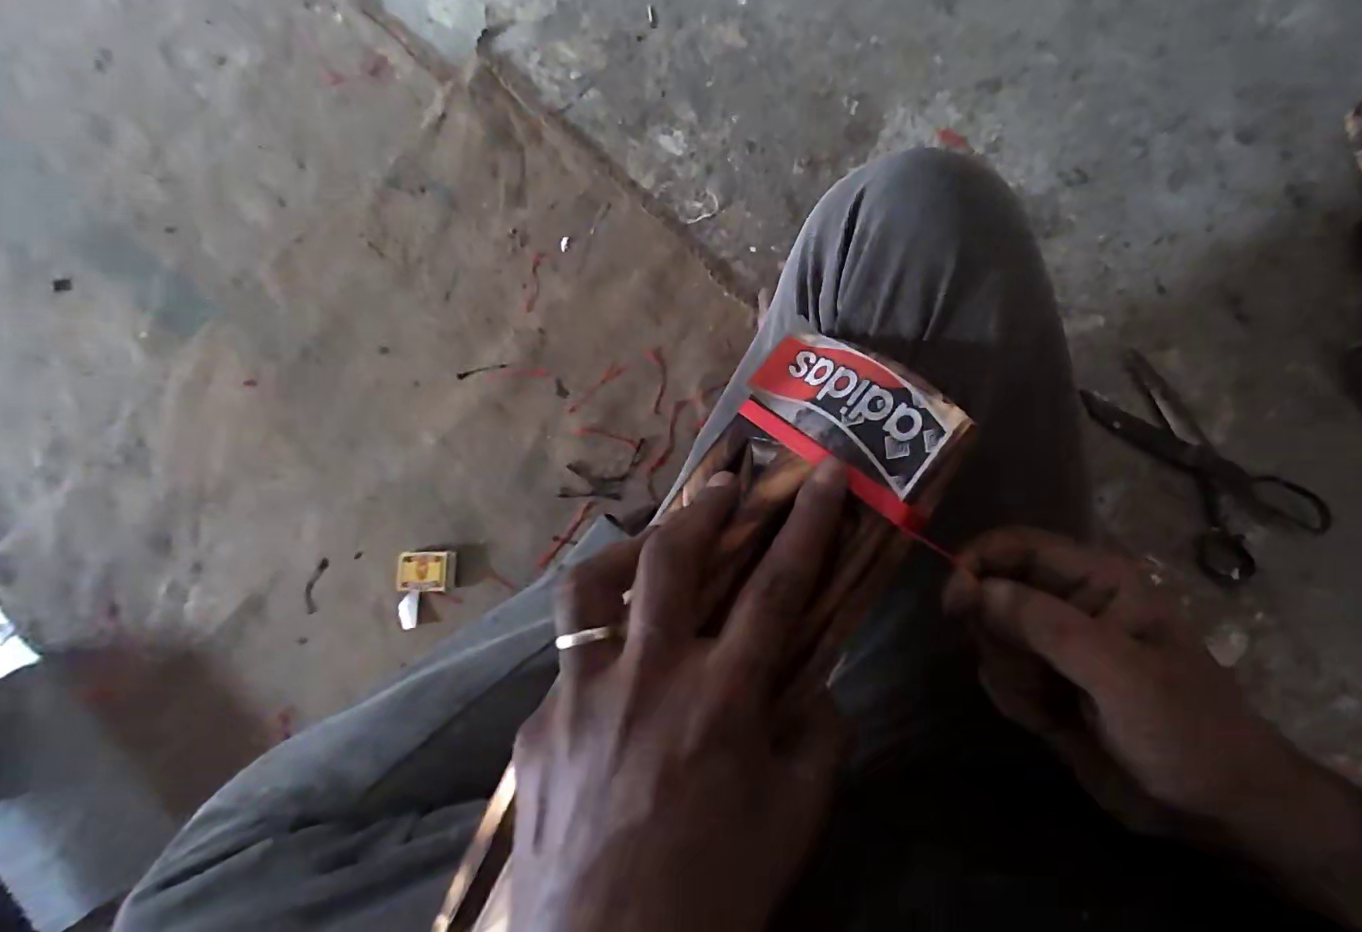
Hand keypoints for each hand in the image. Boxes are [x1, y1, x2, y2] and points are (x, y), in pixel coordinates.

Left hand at [509, 461, 854, 931]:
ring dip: (628, 551)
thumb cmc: (716, 891)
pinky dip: (599, 658)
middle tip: (724, 484)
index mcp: (720, 701)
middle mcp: (647, 679)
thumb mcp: (794, 817)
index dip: (808, 521)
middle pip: (675, 559)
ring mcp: (579, 696)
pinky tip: (613, 686)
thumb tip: (815, 680)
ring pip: (590, 587)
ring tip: (652, 546)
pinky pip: (569, 668)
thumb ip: (816, 736)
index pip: (777, 586)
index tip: (824, 473)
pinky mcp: (537, 724)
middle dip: (706, 507)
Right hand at [942, 527, 1305, 835]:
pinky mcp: (1043, 681)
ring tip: (1052, 705)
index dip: (976, 562)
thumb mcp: (1121, 674)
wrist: (1218, 813)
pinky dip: (1013, 697)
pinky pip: (998, 673)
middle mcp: (1069, 602)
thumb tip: (976, 589)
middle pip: (992, 590)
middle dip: (996, 634)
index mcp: (1097, 579)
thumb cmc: (1187, 729)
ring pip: (990, 635)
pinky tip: (1050, 720)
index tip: (953, 603)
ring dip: (1009, 672)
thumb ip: (1047, 626)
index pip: (1016, 545)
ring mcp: (1054, 644)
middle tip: (1030, 675)